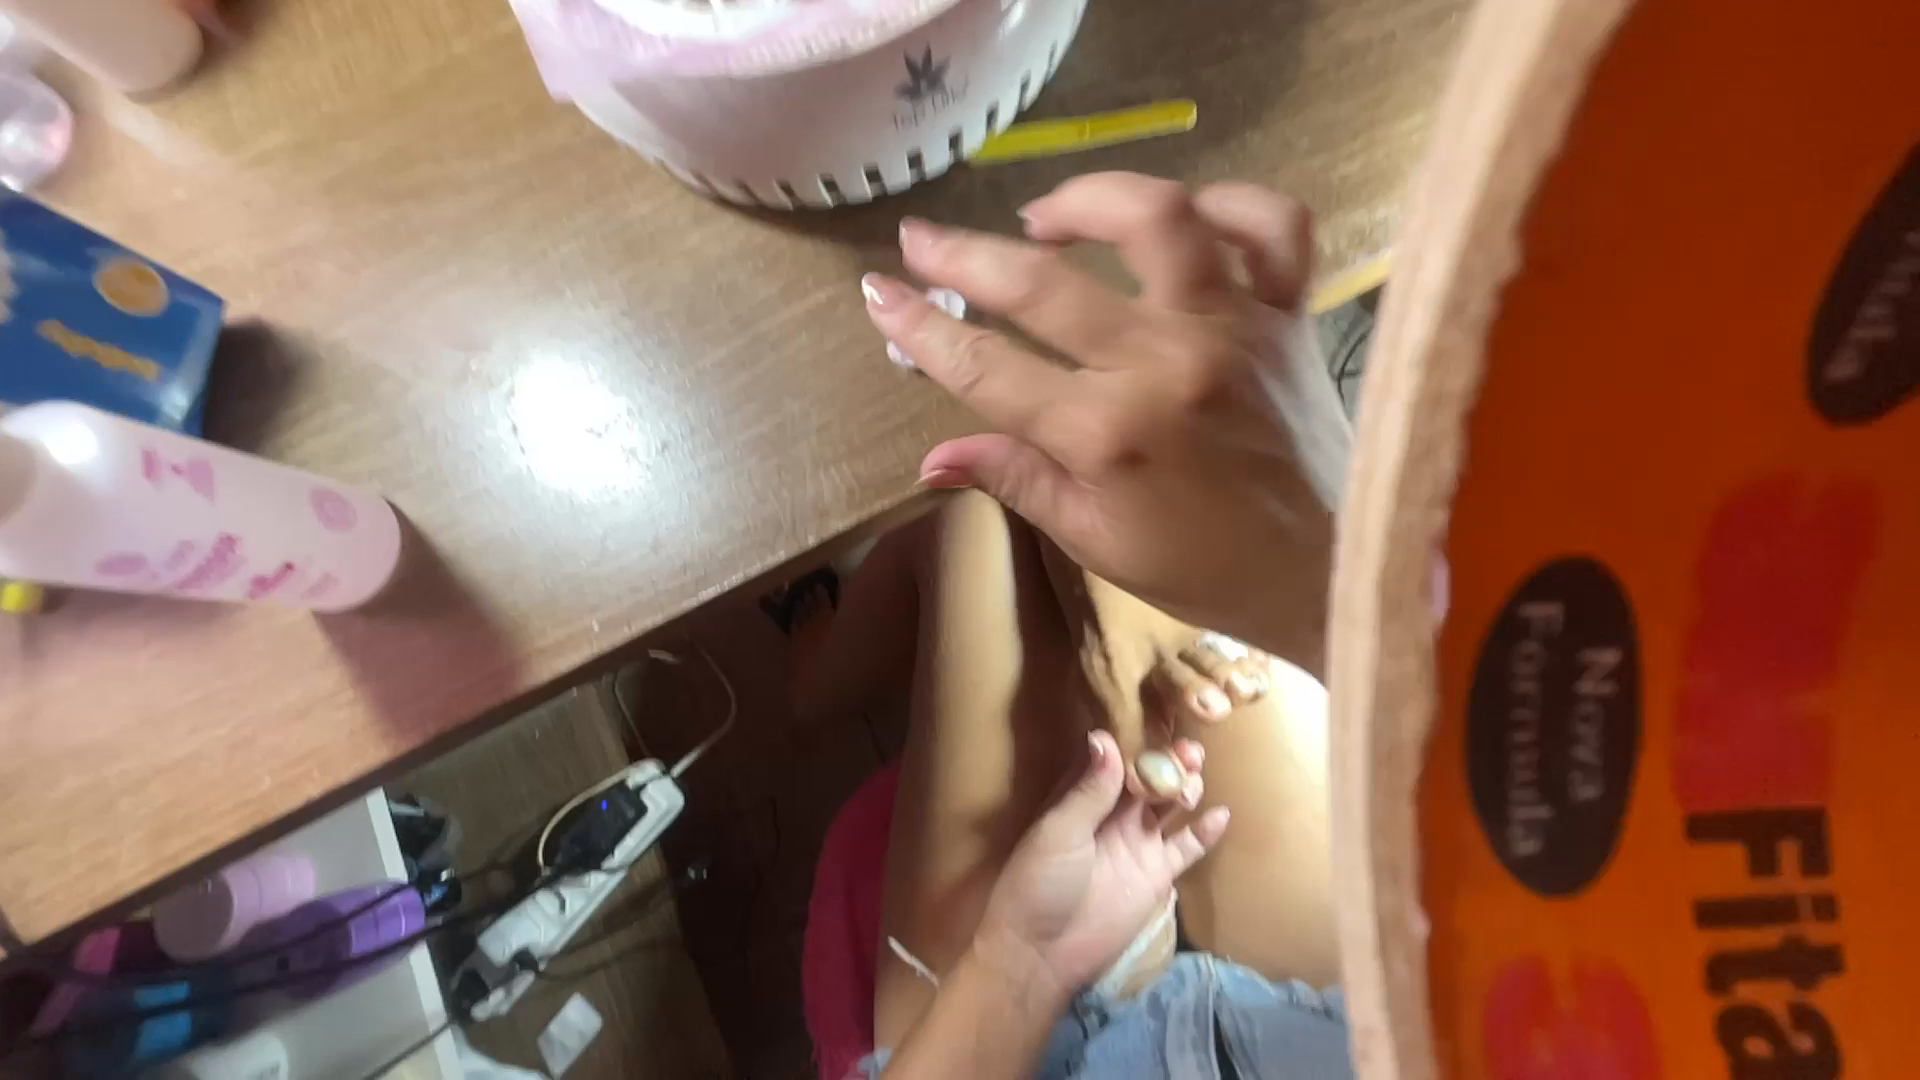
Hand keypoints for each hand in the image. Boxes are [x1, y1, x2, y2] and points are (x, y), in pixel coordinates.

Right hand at [861, 172, 1350, 670]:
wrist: (1325, 570)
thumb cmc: (1201, 569)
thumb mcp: (1094, 539)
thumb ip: (1016, 480)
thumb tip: (932, 459)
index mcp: (1107, 434)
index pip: (988, 368)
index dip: (923, 329)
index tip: (880, 296)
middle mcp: (1165, 364)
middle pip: (1043, 285)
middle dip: (965, 256)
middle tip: (921, 239)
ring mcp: (1233, 328)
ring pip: (1157, 219)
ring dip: (1086, 201)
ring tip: (1044, 217)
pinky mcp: (1287, 316)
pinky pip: (1271, 226)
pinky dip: (1228, 205)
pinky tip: (1181, 220)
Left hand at [972, 729, 1228, 999]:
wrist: (1043, 952)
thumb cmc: (1040, 882)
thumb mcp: (1061, 830)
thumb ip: (1089, 789)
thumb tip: (1104, 736)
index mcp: (1082, 795)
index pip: (1116, 760)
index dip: (1136, 744)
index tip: (1155, 731)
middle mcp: (1113, 813)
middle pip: (1148, 778)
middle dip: (1168, 761)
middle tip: (1189, 751)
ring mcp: (1138, 842)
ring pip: (1170, 805)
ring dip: (1185, 786)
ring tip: (1196, 776)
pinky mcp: (1157, 874)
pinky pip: (1187, 847)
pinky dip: (1205, 831)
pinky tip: (1222, 814)